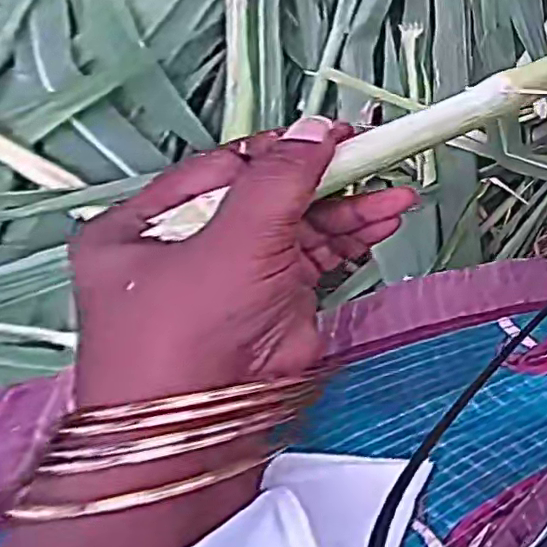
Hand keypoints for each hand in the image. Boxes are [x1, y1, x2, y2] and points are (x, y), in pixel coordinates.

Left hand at [68, 117, 416, 407]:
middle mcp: (195, 241)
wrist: (207, 417)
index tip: (333, 135)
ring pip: (308, 220)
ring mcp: (241, 266)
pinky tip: (385, 220)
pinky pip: (323, 248)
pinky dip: (356, 234)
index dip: (283, 149)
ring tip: (397, 196)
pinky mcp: (280, 289)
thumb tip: (317, 128)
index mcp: (149, 224)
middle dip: (330, 178)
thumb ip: (280, 179)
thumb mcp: (234, 240)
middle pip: (276, 191)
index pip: (228, 167)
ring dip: (354, 207)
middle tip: (375, 157)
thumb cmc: (190, 327)